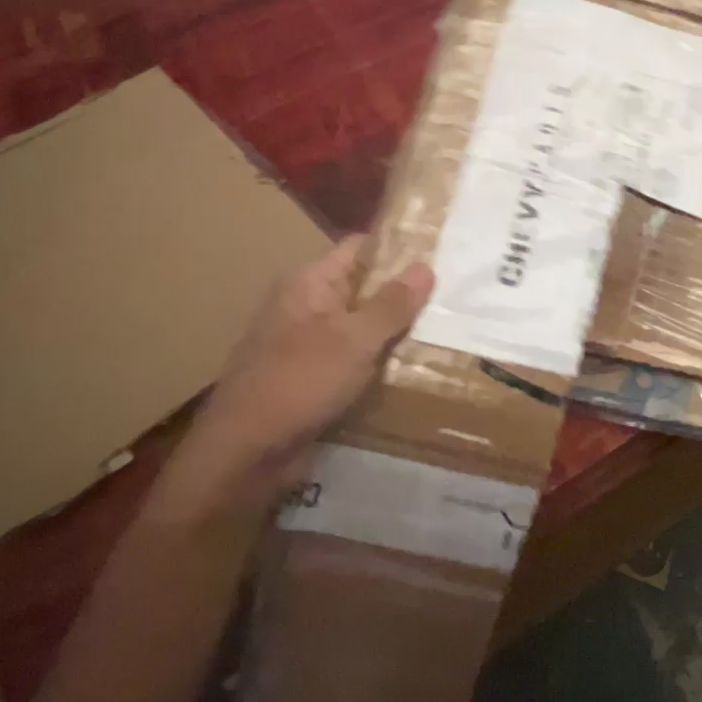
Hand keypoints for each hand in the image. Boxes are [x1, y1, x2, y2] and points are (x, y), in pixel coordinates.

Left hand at [153, 236, 432, 520]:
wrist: (246, 454)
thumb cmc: (299, 383)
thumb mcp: (354, 340)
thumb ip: (391, 304)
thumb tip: (426, 266)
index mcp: (309, 284)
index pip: (359, 248)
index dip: (399, 247)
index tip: (443, 253)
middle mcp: (305, 306)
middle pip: (363, 287)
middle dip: (404, 293)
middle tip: (455, 296)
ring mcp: (306, 344)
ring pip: (361, 327)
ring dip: (395, 331)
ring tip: (446, 330)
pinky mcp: (311, 379)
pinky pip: (353, 360)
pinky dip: (379, 362)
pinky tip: (415, 369)